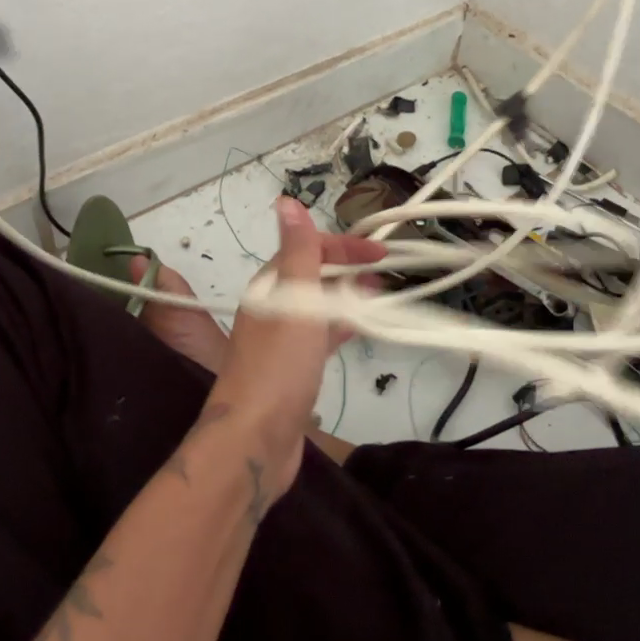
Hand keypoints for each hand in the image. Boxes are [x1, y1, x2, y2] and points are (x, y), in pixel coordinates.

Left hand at [203, 198, 382, 488]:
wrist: (254, 440)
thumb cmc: (278, 366)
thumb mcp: (293, 300)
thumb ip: (296, 251)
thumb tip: (285, 200)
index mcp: (269, 287)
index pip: (306, 249)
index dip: (341, 246)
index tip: (379, 253)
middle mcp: (271, 308)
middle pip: (311, 276)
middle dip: (346, 269)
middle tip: (385, 274)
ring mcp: (280, 342)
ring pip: (317, 307)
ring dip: (346, 297)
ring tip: (380, 298)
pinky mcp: (291, 371)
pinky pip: (319, 337)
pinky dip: (340, 327)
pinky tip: (359, 331)